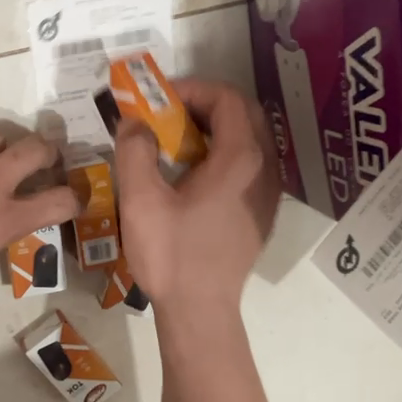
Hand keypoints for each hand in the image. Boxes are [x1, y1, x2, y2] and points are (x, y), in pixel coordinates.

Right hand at [114, 80, 280, 315]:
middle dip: (203, 106)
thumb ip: (134, 152)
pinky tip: (191, 178)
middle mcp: (265, 169)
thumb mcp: (140, 201)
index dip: (192, 89)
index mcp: (241, 159)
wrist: (200, 312)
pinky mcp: (261, 215)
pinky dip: (221, 157)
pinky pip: (247, 168)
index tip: (157, 99)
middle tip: (165, 116)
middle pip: (243, 115)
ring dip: (212, 131)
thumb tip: (133, 123)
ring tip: (174, 144)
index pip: (227, 99)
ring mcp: (268, 194)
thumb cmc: (171, 256)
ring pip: (248, 142)